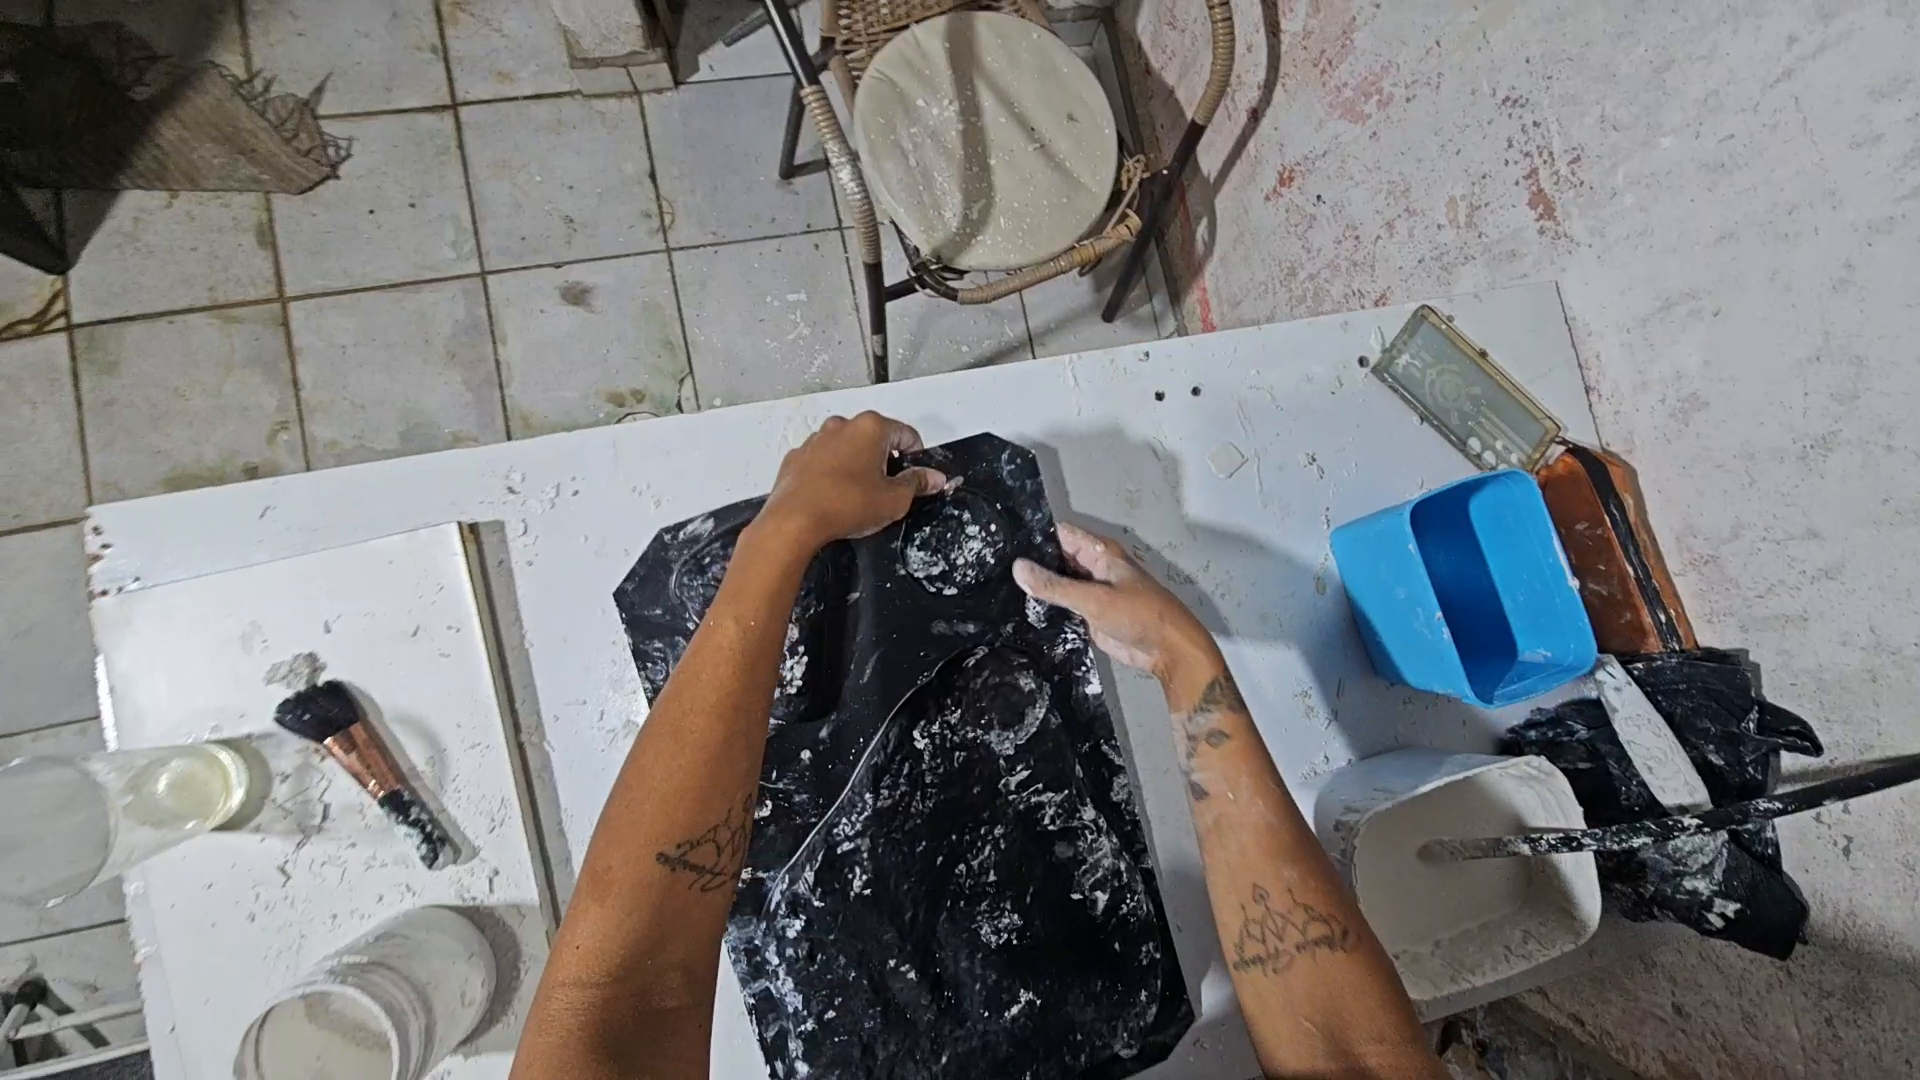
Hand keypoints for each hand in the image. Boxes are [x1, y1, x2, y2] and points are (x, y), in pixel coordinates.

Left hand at [755, 412, 947, 550]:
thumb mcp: (895, 500)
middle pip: (875, 438)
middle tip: (887, 490)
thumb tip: (934, 477)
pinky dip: (832, 473)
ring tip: (858, 496)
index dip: (917, 457)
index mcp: (872, 428)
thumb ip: (917, 483)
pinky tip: (833, 497)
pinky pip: (823, 461)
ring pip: (847, 448)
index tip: (916, 478)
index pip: (907, 435)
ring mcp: (816, 439)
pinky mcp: (797, 457)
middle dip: (884, 461)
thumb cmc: (847, 505)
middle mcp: (842, 425)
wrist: (794, 521)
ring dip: (857, 465)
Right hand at [1012, 522, 1218, 681]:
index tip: (1002, 540)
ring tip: (997, 584)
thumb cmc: (1138, 615)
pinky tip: (1017, 607)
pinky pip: (1061, 605)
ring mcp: (1090, 591)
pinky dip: (1045, 606)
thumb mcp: (1094, 599)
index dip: (1034, 536)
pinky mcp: (1088, 614)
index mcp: (1100, 553)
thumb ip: (1055, 586)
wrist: (1167, 650)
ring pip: (1057, 582)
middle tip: (993, 566)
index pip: (1060, 535)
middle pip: (1056, 558)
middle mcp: (1093, 567)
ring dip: (1037, 586)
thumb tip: (1017, 568)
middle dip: (1032, 562)